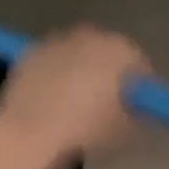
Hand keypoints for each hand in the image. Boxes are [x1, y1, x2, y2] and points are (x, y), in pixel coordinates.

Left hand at [0, 25, 149, 162]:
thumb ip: (137, 115)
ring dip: (79, 71)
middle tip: (104, 102)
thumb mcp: (123, 129)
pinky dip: (53, 74)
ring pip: (76, 55)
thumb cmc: (83, 129)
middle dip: (108, 74)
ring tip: (73, 100)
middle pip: (107, 54)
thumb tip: (136, 112)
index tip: (135, 106)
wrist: (29, 131)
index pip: (139, 65)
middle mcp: (91, 36)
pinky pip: (50, 63)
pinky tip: (48, 97)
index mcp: (120, 51)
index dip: (139, 87)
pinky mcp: (30, 53)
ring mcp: (57, 41)